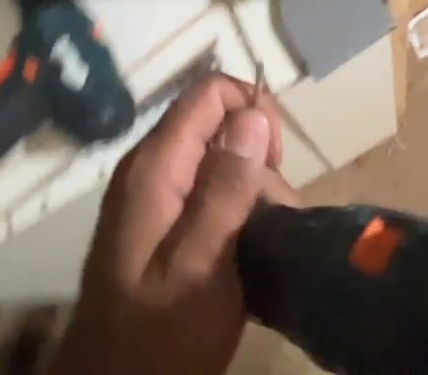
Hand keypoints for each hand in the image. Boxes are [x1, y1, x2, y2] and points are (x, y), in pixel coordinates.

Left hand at [54, 74, 294, 374]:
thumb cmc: (158, 335)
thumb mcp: (201, 262)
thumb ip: (226, 187)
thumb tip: (254, 113)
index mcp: (156, 166)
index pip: (210, 92)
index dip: (253, 109)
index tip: (276, 162)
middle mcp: (152, 168)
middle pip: (220, 125)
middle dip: (257, 162)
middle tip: (273, 218)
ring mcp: (154, 196)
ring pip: (221, 161)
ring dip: (253, 193)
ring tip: (263, 247)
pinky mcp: (161, 223)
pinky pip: (209, 192)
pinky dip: (236, 211)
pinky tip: (247, 253)